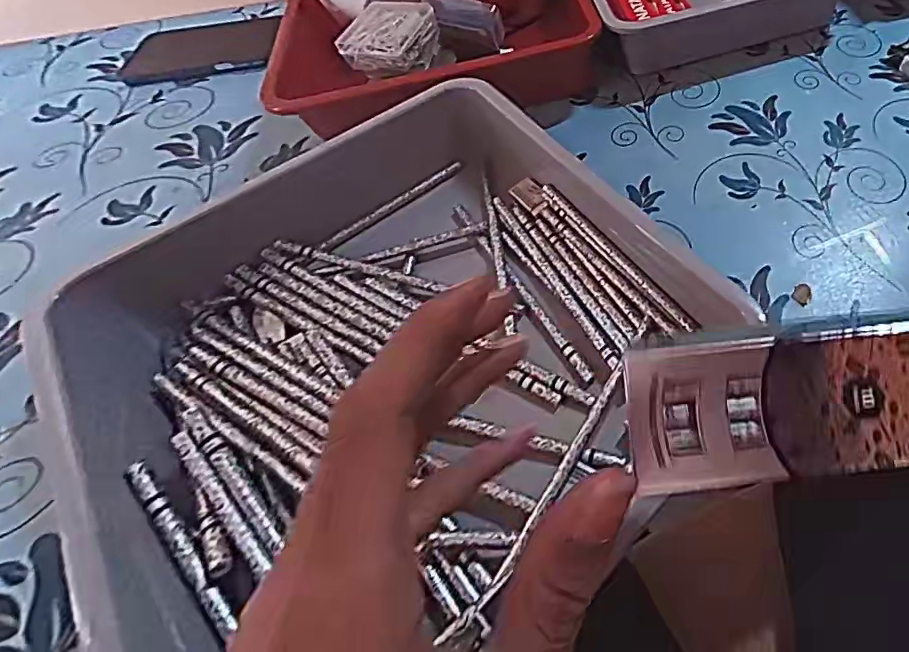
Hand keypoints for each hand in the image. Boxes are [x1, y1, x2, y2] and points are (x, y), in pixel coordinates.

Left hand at [231, 277, 636, 651]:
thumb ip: (554, 587)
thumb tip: (614, 483)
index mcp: (341, 583)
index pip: (372, 416)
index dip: (426, 337)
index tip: (480, 290)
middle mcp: (300, 578)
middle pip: (364, 428)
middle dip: (440, 357)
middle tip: (504, 311)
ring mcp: (294, 605)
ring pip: (363, 470)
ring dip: (438, 410)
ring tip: (507, 364)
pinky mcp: (307, 625)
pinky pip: (365, 521)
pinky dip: (429, 476)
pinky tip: (495, 462)